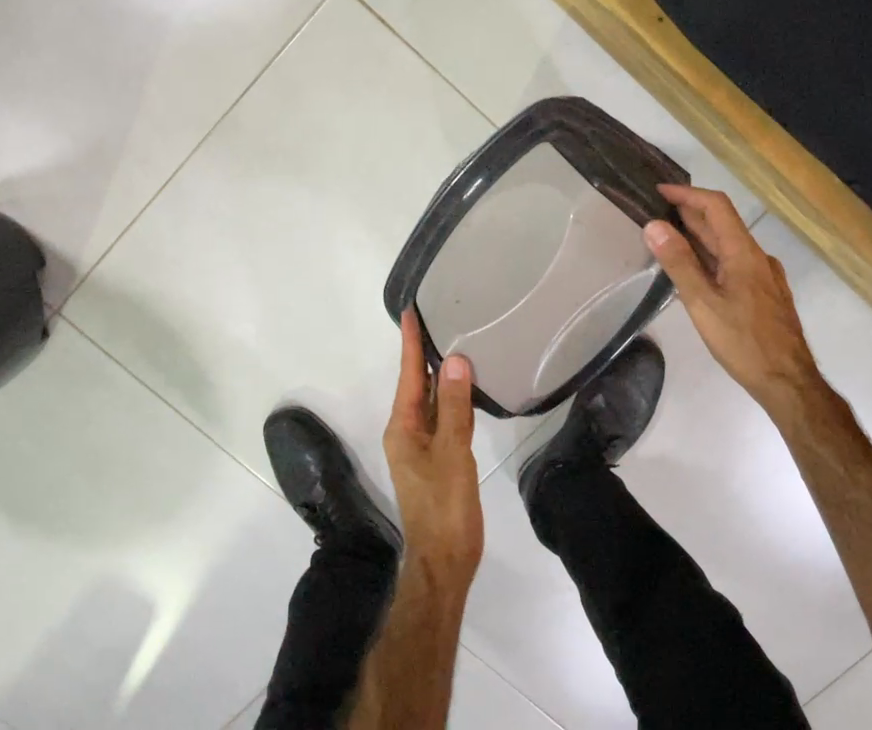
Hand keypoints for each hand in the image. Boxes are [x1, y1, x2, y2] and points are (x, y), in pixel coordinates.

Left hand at [384, 310, 483, 588]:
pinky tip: (468, 390)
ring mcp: (422, 448)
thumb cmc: (445, 507)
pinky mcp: (438, 460)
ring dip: (440, 375)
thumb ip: (454, 407)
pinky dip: (453, 400)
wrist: (445, 560)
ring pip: (431, 402)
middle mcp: (407, 433)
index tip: (410, 311)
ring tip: (456, 344)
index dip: (411, 343)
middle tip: (440, 317)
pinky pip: (444, 419)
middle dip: (425, 353)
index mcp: (403, 428)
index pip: (407, 375)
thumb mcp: (452, 453)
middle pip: (416, 385)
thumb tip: (454, 361)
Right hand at [644, 184, 817, 413]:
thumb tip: (654, 225)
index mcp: (744, 253)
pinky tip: (698, 275)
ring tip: (669, 241)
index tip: (659, 191)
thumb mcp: (703, 304)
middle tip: (656, 214)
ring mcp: (765, 277)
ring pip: (729, 246)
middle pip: (722, 224)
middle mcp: (758, 257)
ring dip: (700, 238)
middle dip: (689, 214)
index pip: (716, 206)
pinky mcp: (766, 295)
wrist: (788, 382)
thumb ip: (679, 263)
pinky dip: (713, 258)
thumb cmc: (743, 343)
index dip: (687, 194)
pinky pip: (736, 264)